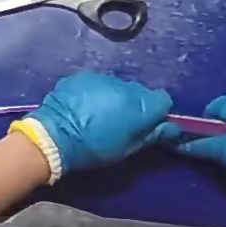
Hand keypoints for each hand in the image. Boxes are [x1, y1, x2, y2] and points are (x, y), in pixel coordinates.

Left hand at [16, 71, 182, 180]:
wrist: (53, 137)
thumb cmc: (93, 149)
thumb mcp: (126, 149)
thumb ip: (150, 135)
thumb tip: (172, 127)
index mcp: (139, 105)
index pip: (162, 100)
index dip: (156, 112)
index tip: (146, 124)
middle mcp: (123, 86)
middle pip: (139, 92)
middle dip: (133, 104)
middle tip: (118, 121)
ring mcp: (101, 79)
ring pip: (117, 86)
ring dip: (113, 97)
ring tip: (97, 114)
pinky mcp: (81, 76)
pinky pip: (95, 83)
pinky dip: (93, 92)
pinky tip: (81, 106)